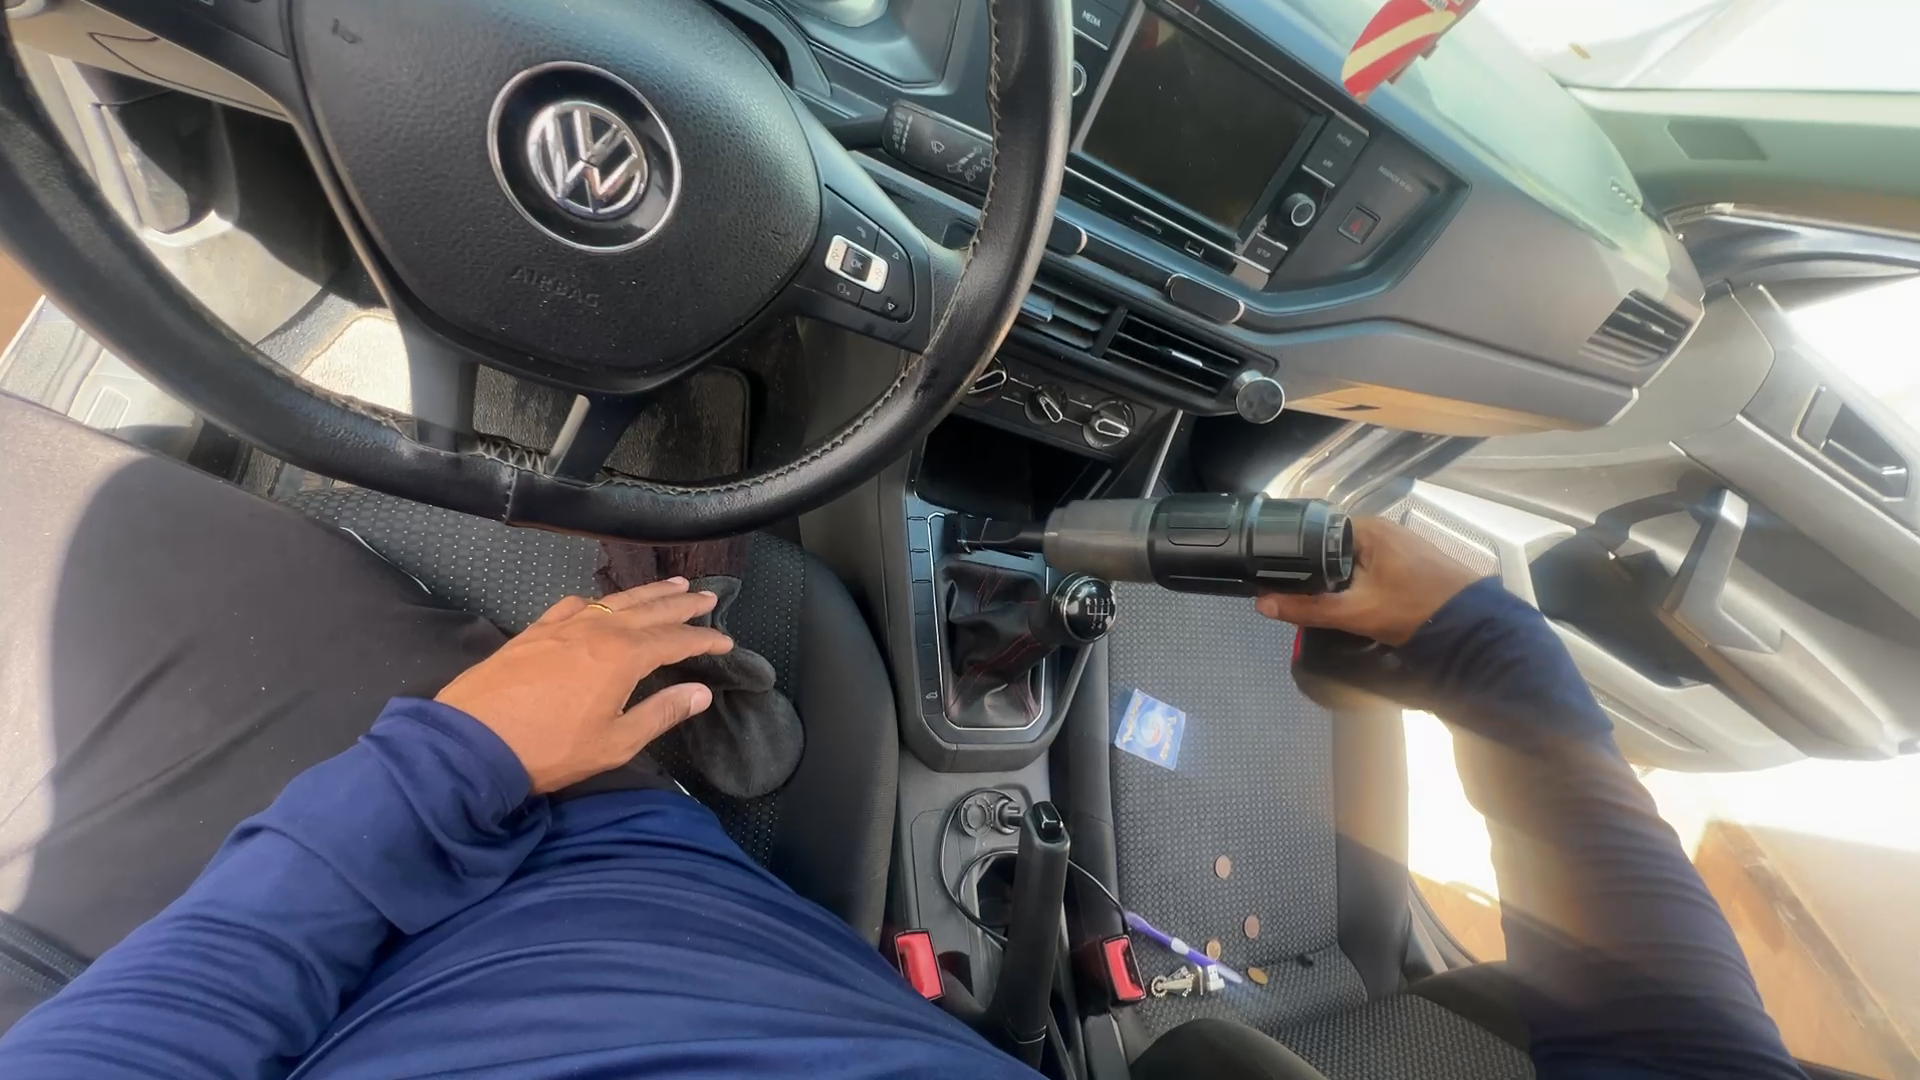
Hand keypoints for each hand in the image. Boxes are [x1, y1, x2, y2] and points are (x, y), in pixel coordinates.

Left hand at [436, 578, 733, 792]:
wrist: (468, 746)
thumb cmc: (549, 749)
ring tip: (673, 584)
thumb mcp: (616, 742)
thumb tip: (701, 692)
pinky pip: (576, 604)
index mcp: (625, 656)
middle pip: (653, 609)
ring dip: (650, 592)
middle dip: (685, 603)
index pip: (677, 640)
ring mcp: (565, 626)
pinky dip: (599, 600)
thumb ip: (662, 713)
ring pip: (618, 600)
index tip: (727, 642)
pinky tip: (602, 602)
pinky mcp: (535, 631)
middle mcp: (600, 630)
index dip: (706, 640)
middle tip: (709, 597)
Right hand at [1255, 516, 1481, 645]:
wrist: (1474, 629)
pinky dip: (1357, 581)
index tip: (1280, 577)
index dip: (1294, 555)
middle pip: (1330, 547)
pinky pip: (1369, 566)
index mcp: (1366, 529)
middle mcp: (1382, 529)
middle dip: (1315, 571)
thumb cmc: (1412, 610)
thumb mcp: (1353, 612)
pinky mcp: (1410, 561)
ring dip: (1337, 579)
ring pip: (1350, 559)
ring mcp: (1399, 544)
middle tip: (1300, 595)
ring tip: (1322, 600)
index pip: (1313, 533)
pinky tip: (1352, 601)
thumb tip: (1262, 605)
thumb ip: (1305, 608)